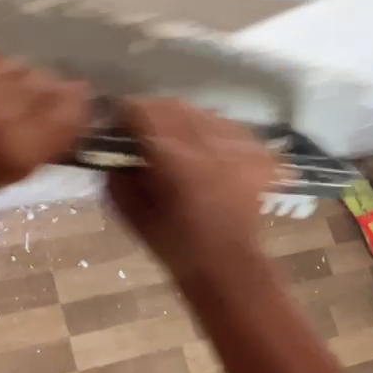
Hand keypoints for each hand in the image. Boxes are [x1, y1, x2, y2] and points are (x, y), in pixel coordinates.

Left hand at [0, 42, 90, 218]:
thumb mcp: (3, 177)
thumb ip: (42, 143)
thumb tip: (71, 108)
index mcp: (18, 150)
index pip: (72, 109)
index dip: (76, 101)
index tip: (73, 100)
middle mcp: (0, 111)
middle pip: (46, 81)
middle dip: (44, 89)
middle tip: (28, 100)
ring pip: (17, 63)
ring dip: (13, 76)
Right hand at [105, 98, 276, 292]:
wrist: (227, 267)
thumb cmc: (173, 244)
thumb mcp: (129, 212)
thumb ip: (117, 174)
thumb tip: (115, 148)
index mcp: (175, 159)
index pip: (143, 111)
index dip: (124, 112)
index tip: (116, 123)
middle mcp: (209, 145)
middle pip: (173, 105)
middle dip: (151, 112)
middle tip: (139, 128)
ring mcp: (238, 148)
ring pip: (201, 111)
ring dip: (180, 118)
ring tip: (171, 137)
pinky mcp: (257, 154)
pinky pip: (227, 125)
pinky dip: (208, 129)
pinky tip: (201, 146)